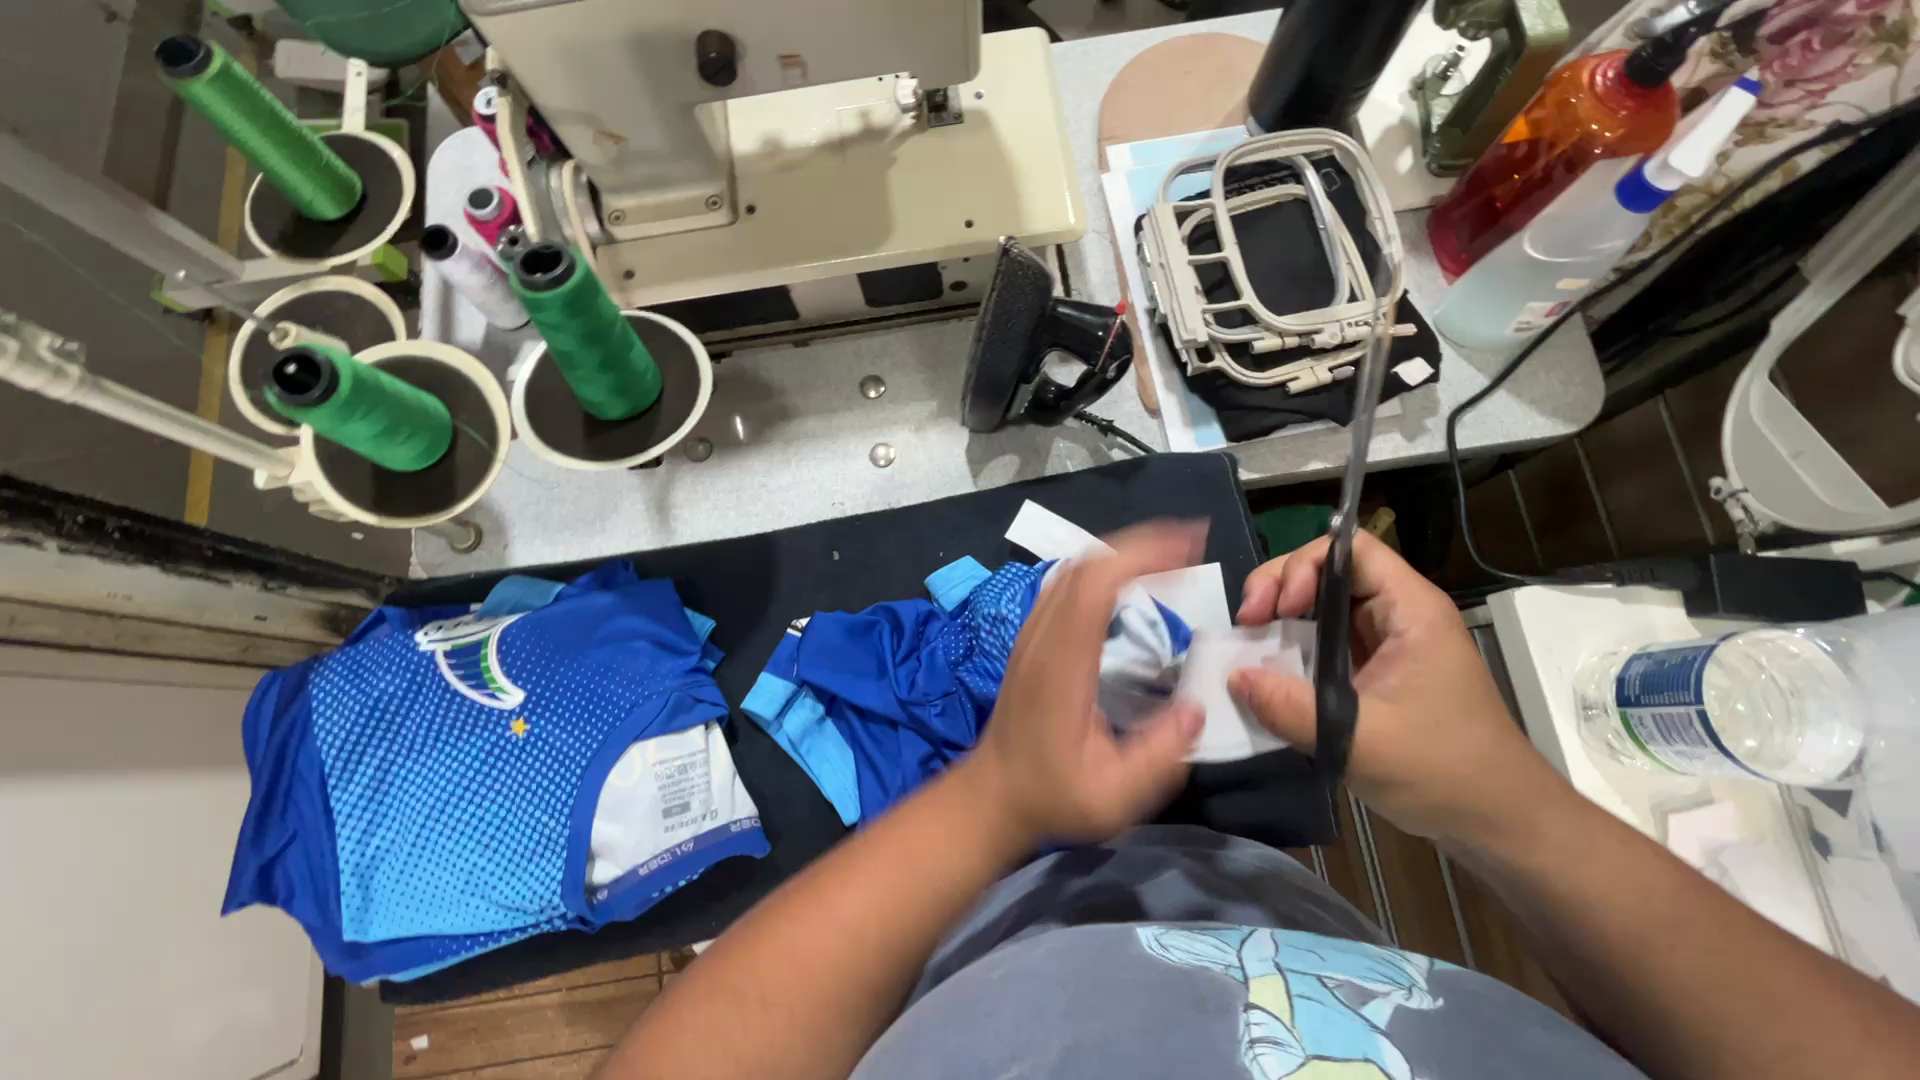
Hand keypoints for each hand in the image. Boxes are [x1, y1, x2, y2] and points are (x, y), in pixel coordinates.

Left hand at [964, 522, 1207, 845]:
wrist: (991, 797)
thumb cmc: (1052, 796)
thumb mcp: (1115, 794)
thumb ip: (1161, 753)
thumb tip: (1197, 709)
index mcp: (1063, 664)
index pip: (1095, 585)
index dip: (1141, 554)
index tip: (1188, 546)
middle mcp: (1042, 638)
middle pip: (1084, 567)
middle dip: (1139, 545)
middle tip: (1189, 546)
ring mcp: (1030, 637)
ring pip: (1071, 572)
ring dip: (1119, 555)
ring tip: (1167, 559)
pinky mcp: (1029, 643)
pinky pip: (1064, 588)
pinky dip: (1101, 573)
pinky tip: (1128, 584)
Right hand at [1229, 531, 1562, 847]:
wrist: (1499, 822)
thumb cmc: (1443, 770)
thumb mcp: (1360, 739)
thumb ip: (1291, 708)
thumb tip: (1233, 678)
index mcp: (1411, 611)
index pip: (1351, 550)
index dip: (1304, 566)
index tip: (1274, 610)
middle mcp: (1397, 617)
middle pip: (1329, 571)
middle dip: (1280, 589)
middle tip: (1247, 625)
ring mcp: (1386, 646)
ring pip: (1323, 607)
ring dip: (1281, 620)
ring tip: (1249, 647)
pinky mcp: (1375, 675)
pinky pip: (1325, 643)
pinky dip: (1292, 650)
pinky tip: (1269, 674)